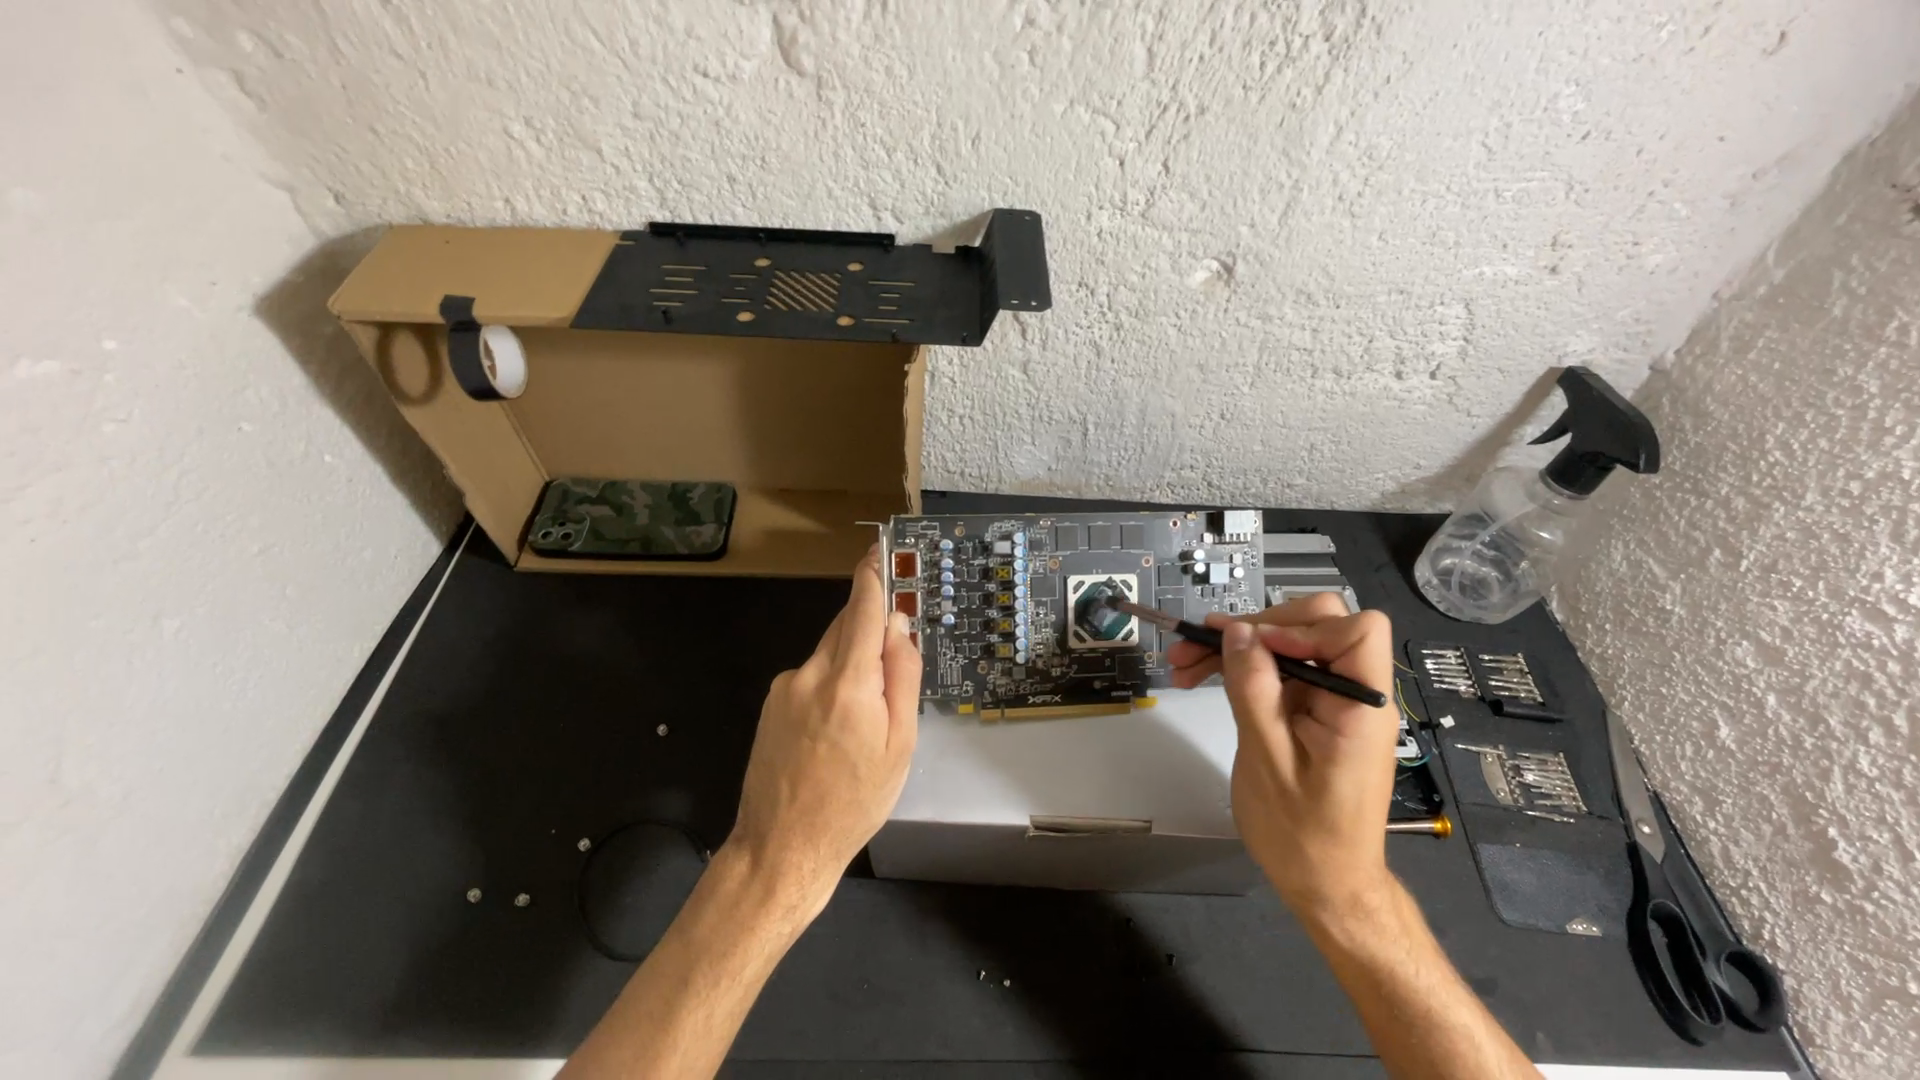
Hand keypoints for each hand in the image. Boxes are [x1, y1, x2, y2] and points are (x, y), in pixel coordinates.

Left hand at [726, 546, 922, 916]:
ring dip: (851, 666)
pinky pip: (811, 677)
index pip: (862, 608)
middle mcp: (809, 673)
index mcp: (847, 682)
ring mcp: (784, 687)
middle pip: (845, 627)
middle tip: (894, 667)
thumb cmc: (855, 801)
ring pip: (829, 654)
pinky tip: (835, 731)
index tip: (882, 547)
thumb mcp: (899, 744)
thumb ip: (901, 677)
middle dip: (870, 632)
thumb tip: (898, 626)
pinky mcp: (770, 703)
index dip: (874, 573)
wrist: (783, 846)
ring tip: (863, 720)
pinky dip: (830, 686)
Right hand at [1167, 594, 1399, 919]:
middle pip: (1318, 624)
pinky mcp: (1308, 710)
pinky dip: (1239, 668)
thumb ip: (1254, 690)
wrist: (1322, 884)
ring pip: (1286, 643)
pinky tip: (1199, 676)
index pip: (1357, 630)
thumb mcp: (1268, 761)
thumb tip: (1237, 632)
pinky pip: (1276, 670)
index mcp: (1361, 706)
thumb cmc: (1302, 835)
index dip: (1304, 628)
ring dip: (1235, 646)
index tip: (1256, 649)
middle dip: (1255, 628)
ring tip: (1182, 662)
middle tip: (1200, 644)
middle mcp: (1352, 693)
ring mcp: (1330, 700)